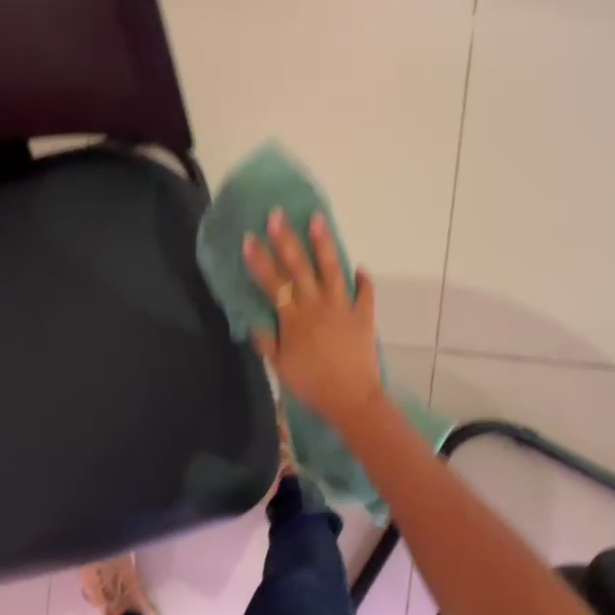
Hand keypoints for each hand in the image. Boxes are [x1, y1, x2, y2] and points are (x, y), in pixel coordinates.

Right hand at [242, 208, 384, 426]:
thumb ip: (267, 343)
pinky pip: (365, 294)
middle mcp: (317, 306)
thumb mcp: (280, 367)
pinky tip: (360, 268)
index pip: (273, 283)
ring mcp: (343, 309)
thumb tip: (253, 322)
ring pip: (332, 270)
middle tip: (277, 214)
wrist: (351, 399)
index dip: (259, 261)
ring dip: (323, 244)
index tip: (248, 238)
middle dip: (286, 239)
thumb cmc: (311, 386)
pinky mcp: (364, 317)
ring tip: (318, 219)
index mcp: (293, 319)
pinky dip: (363, 280)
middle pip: (299, 268)